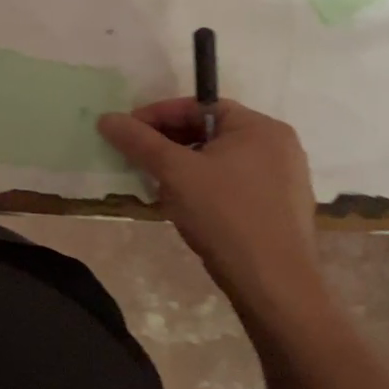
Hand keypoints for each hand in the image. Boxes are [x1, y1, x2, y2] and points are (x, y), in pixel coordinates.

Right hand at [97, 98, 327, 320]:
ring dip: (181, 166)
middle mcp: (278, 147)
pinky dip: (202, 185)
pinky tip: (183, 206)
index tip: (127, 133)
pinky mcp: (277, 207)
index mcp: (260, 129)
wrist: (272, 282)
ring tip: (154, 183)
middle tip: (135, 158)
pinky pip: (231, 182)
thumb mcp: (174, 172)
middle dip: (167, 143)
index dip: (157, 115)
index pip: (200, 106)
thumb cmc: (224, 214)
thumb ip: (139, 141)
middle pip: (209, 132)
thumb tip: (106, 118)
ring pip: (217, 159)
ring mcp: (282, 179)